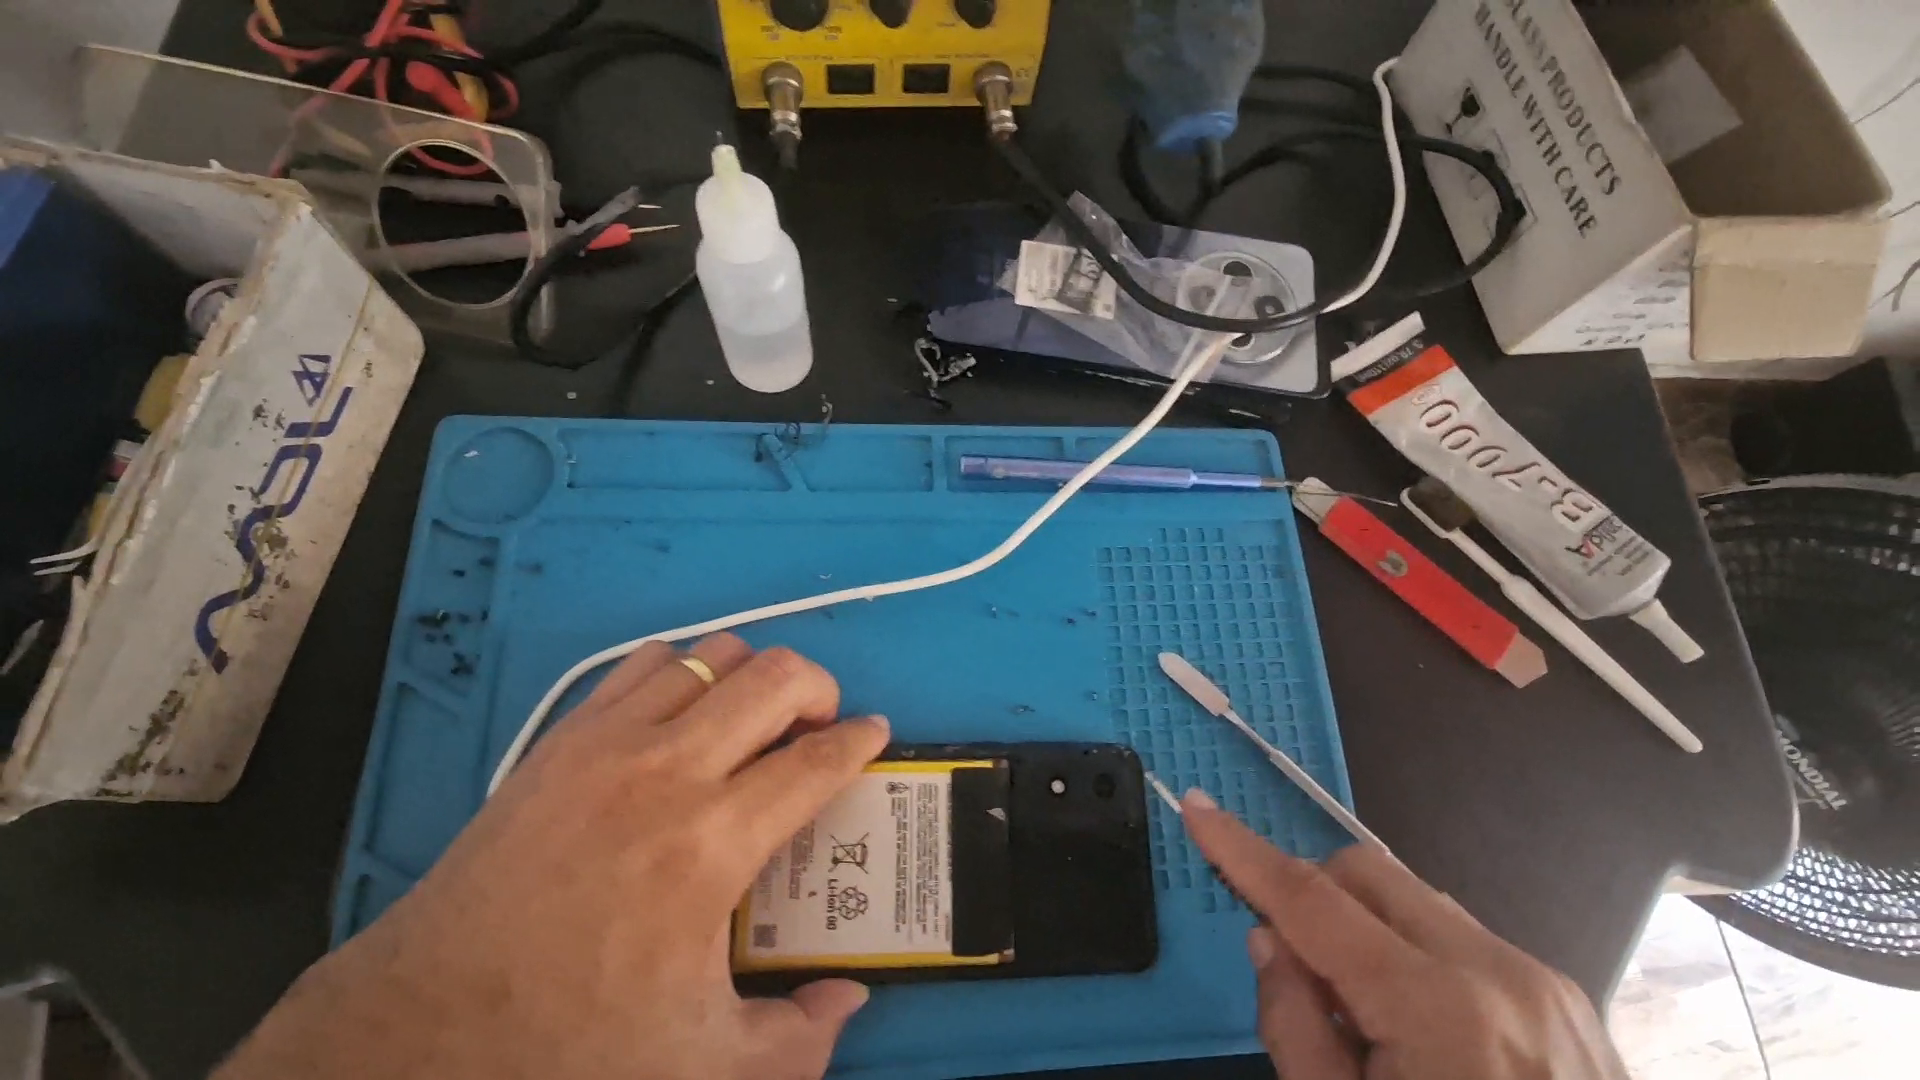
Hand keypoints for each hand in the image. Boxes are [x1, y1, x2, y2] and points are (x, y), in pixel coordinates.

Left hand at [216, 635, 888, 1079]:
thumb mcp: (704, 1069)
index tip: (875, 734)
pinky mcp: (562, 738)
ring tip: (752, 720)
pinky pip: (643, 665)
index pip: (816, 761)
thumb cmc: (570, 1044)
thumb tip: (849, 995)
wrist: (424, 1028)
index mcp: (714, 843)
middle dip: (819, 689)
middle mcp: (670, 770)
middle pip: (775, 677)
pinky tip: (681, 716)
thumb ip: (799, 1041)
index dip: (859, 740)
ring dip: (750, 676)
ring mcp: (610, 742)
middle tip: (820, 726)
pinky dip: (683, 671)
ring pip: (711, 654)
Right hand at [1180, 790, 1628, 1079]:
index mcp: (1438, 1011)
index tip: (1196, 805)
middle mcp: (1496, 972)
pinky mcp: (1566, 996)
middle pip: (1365, 871)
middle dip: (1311, 894)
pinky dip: (1412, 950)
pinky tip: (1425, 1031)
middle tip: (1298, 970)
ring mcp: (1540, 981)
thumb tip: (1271, 940)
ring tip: (1369, 1016)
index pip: (1311, 901)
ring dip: (1363, 924)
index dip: (1243, 851)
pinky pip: (1458, 934)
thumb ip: (1293, 1026)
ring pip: (1412, 896)